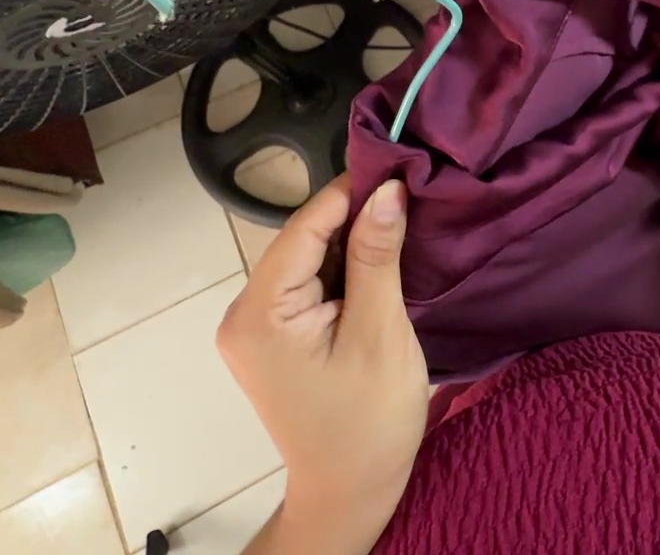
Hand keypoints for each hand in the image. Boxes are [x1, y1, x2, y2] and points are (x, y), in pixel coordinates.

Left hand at [217, 175, 427, 552]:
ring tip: (406, 215)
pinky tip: (384, 254)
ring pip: (311, 256)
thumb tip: (388, 189)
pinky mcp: (277, 334)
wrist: (351, 493)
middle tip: (413, 189)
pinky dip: (348, 266)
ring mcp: (258, 324)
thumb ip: (377, 257)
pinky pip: (313, 280)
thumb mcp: (380, 332)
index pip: (304, 227)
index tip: (403, 165)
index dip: (351, 191)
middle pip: (305, 239)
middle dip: (356, 214)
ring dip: (356, 239)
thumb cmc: (369, 419)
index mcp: (260, 314)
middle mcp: (246, 312)